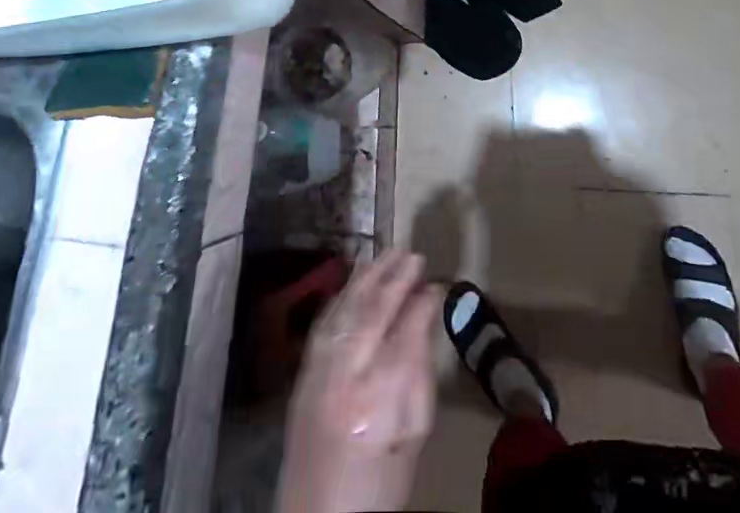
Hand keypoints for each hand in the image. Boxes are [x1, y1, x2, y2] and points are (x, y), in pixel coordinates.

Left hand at [276, 250, 439, 512]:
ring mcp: (316, 375)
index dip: (423, 303)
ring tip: (385, 254)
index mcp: (377, 397)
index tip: (437, 282)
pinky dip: (340, 298)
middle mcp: (342, 378)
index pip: (403, 332)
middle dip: (393, 279)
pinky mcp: (301, 379)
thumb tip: (425, 321)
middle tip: (413, 254)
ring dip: (365, 279)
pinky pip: (322, 327)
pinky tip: (353, 283)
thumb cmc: (379, 485)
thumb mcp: (414, 435)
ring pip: (342, 313)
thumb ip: (419, 375)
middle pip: (370, 314)